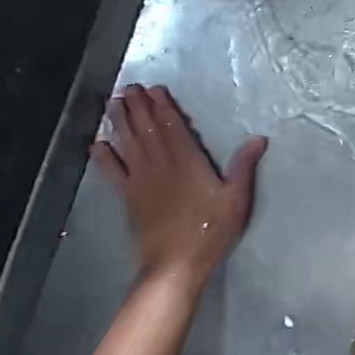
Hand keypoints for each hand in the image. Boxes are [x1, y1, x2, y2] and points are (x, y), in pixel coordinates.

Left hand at [92, 84, 266, 286]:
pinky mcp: (128, 198)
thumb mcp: (236, 200)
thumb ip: (244, 167)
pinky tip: (96, 143)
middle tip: (129, 87)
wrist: (175, 266)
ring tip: (113, 102)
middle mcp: (161, 164)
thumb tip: (259, 139)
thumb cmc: (209, 232)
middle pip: (147, 129)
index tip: (154, 89)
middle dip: (138, 106)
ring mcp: (141, 180)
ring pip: (129, 143)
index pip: (173, 126)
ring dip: (120, 121)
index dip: (163, 106)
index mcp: (187, 161)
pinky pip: (113, 172)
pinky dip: (104, 157)